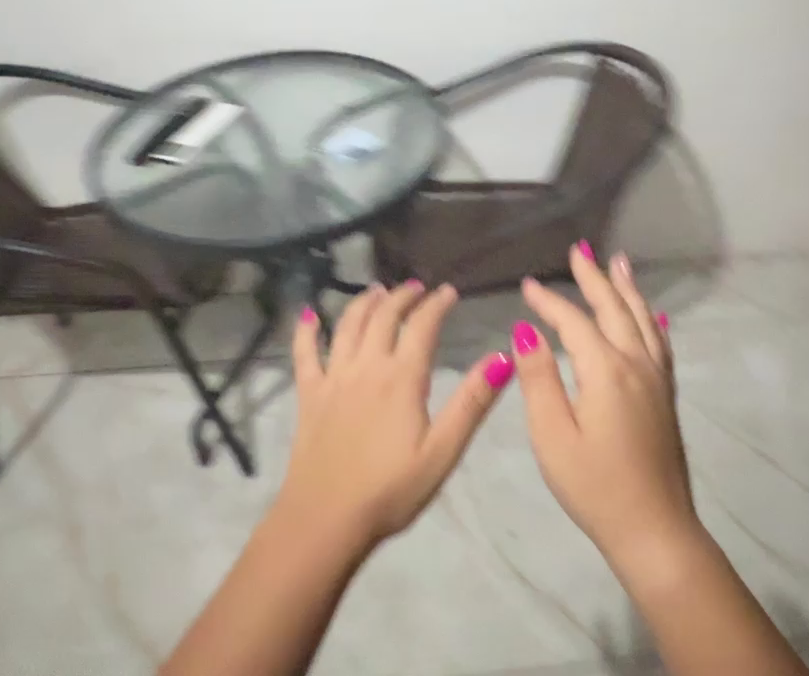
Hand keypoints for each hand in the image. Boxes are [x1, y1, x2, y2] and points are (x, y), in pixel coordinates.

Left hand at [279, 281, 513, 547]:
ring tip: (377, 290)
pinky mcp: (308, 396)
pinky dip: (305, 330)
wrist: (325, 519)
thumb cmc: (391, 490)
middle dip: (402, 296)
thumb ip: (472, 402)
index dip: (437, 304)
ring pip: (347, 325)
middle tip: (417, 288)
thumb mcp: (443, 450)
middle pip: (384, 317)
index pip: (422, 326)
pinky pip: (304, 353)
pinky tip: (307, 315)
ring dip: (364, 302)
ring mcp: (333, 378)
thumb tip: (504, 357)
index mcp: (402, 378)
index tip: (449, 291)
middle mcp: (366, 367)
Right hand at [511, 244, 700, 577]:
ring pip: (642, 319)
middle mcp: (636, 363)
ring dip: (627, 289)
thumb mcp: (552, 435)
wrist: (654, 528)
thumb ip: (539, 379)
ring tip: (619, 262)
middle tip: (580, 249)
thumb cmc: (594, 485)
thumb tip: (526, 332)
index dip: (549, 302)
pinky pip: (660, 343)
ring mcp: (657, 379)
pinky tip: (654, 316)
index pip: (574, 322)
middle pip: (614, 308)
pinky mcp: (666, 396)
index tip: (527, 284)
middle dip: (594, 277)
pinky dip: (652, 320)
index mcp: (605, 370)